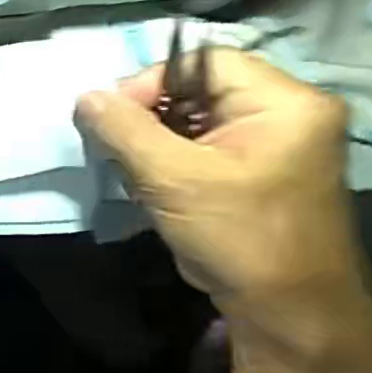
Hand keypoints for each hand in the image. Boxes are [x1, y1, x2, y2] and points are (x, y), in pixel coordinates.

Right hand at [75, 49, 371, 370]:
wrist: (284, 309)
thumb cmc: (237, 236)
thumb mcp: (171, 178)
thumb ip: (124, 130)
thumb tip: (85, 96)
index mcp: (285, 104)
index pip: (205, 63)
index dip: (152, 82)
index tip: (112, 117)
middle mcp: (286, 114)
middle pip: (198, 89)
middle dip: (149, 115)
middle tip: (117, 145)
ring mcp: (272, 143)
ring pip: (193, 119)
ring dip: (154, 140)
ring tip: (135, 170)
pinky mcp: (253, 170)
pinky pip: (200, 145)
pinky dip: (167, 158)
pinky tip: (151, 183)